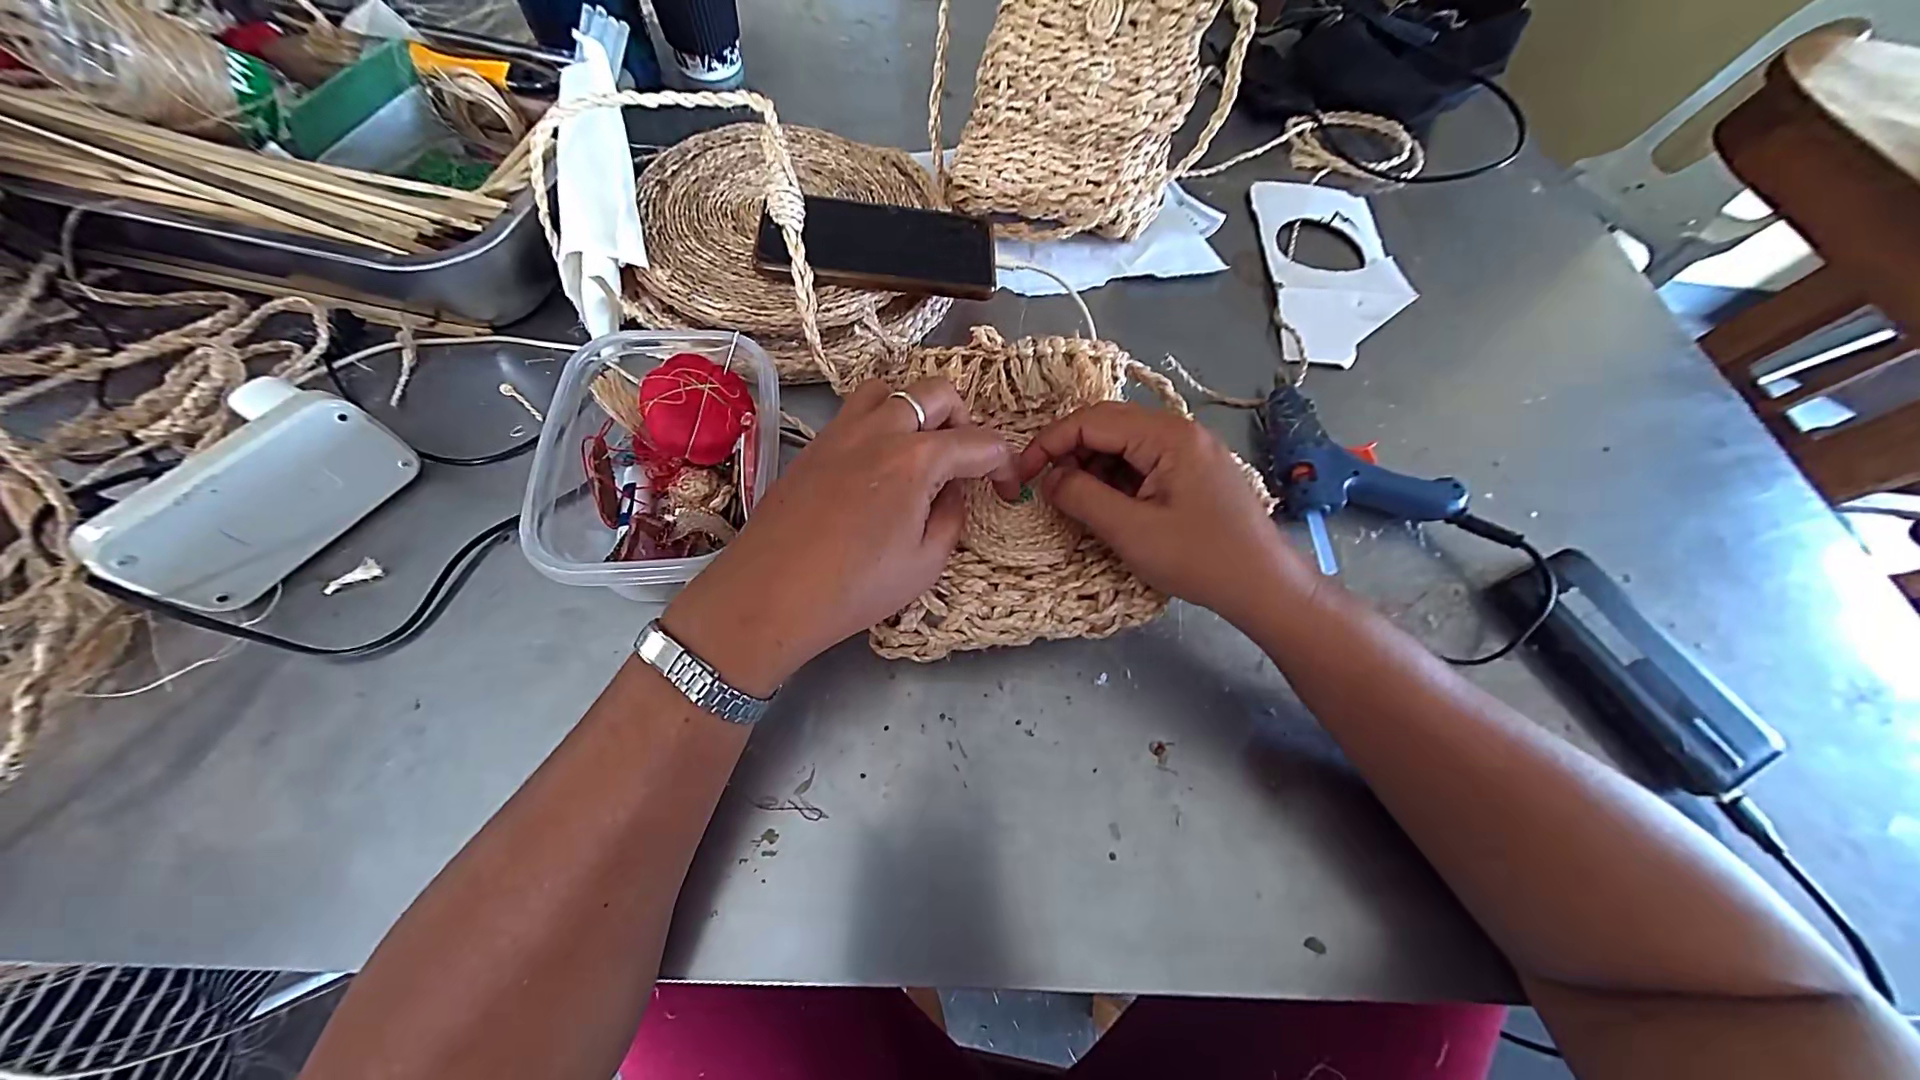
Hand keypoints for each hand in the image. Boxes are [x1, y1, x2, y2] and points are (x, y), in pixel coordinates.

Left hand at [663, 378, 1014, 695]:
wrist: (770, 592)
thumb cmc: (855, 587)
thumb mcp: (926, 564)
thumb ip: (952, 517)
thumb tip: (954, 491)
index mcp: (918, 459)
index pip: (980, 442)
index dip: (1004, 464)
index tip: (1007, 488)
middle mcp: (881, 430)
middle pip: (938, 392)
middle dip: (965, 420)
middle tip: (964, 460)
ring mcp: (842, 431)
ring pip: (891, 388)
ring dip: (917, 408)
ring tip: (919, 449)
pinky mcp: (814, 443)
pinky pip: (856, 410)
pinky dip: (880, 420)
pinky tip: (877, 462)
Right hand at [1009, 402, 1315, 626]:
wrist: (1264, 585)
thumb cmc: (1199, 558)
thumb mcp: (1130, 530)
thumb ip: (1081, 497)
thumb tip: (1047, 479)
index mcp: (1166, 436)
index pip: (1091, 420)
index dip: (1049, 444)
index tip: (1023, 474)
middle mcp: (1179, 431)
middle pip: (1107, 427)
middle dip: (1070, 455)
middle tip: (1049, 491)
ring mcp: (1189, 450)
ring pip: (1122, 446)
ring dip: (1092, 470)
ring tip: (1080, 505)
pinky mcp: (1193, 471)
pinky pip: (1142, 463)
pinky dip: (1115, 481)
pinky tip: (1110, 508)